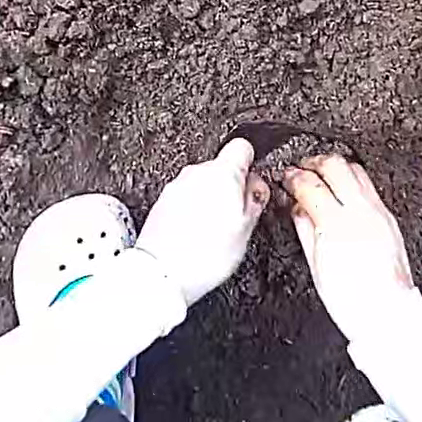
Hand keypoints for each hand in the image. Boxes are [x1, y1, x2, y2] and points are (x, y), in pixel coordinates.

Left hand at [136, 138, 270, 304]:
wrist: (162, 275)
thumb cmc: (204, 255)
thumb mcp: (246, 229)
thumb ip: (255, 199)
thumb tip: (259, 185)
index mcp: (222, 172)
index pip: (242, 146)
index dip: (252, 163)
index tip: (253, 182)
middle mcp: (197, 173)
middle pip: (222, 168)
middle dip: (231, 187)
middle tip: (236, 217)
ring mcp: (177, 186)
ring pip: (203, 184)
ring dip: (210, 200)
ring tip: (213, 232)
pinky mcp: (162, 202)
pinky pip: (186, 199)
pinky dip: (192, 211)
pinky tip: (196, 235)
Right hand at [283, 155, 415, 342]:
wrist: (387, 314)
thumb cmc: (352, 301)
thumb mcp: (316, 266)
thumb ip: (305, 229)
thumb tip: (296, 208)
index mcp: (337, 224)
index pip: (310, 184)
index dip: (293, 176)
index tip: (286, 177)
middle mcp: (361, 212)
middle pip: (336, 165)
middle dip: (314, 162)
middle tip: (301, 169)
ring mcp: (378, 212)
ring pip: (356, 170)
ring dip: (336, 167)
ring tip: (321, 176)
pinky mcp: (389, 218)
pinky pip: (369, 186)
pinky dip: (352, 181)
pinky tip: (343, 192)